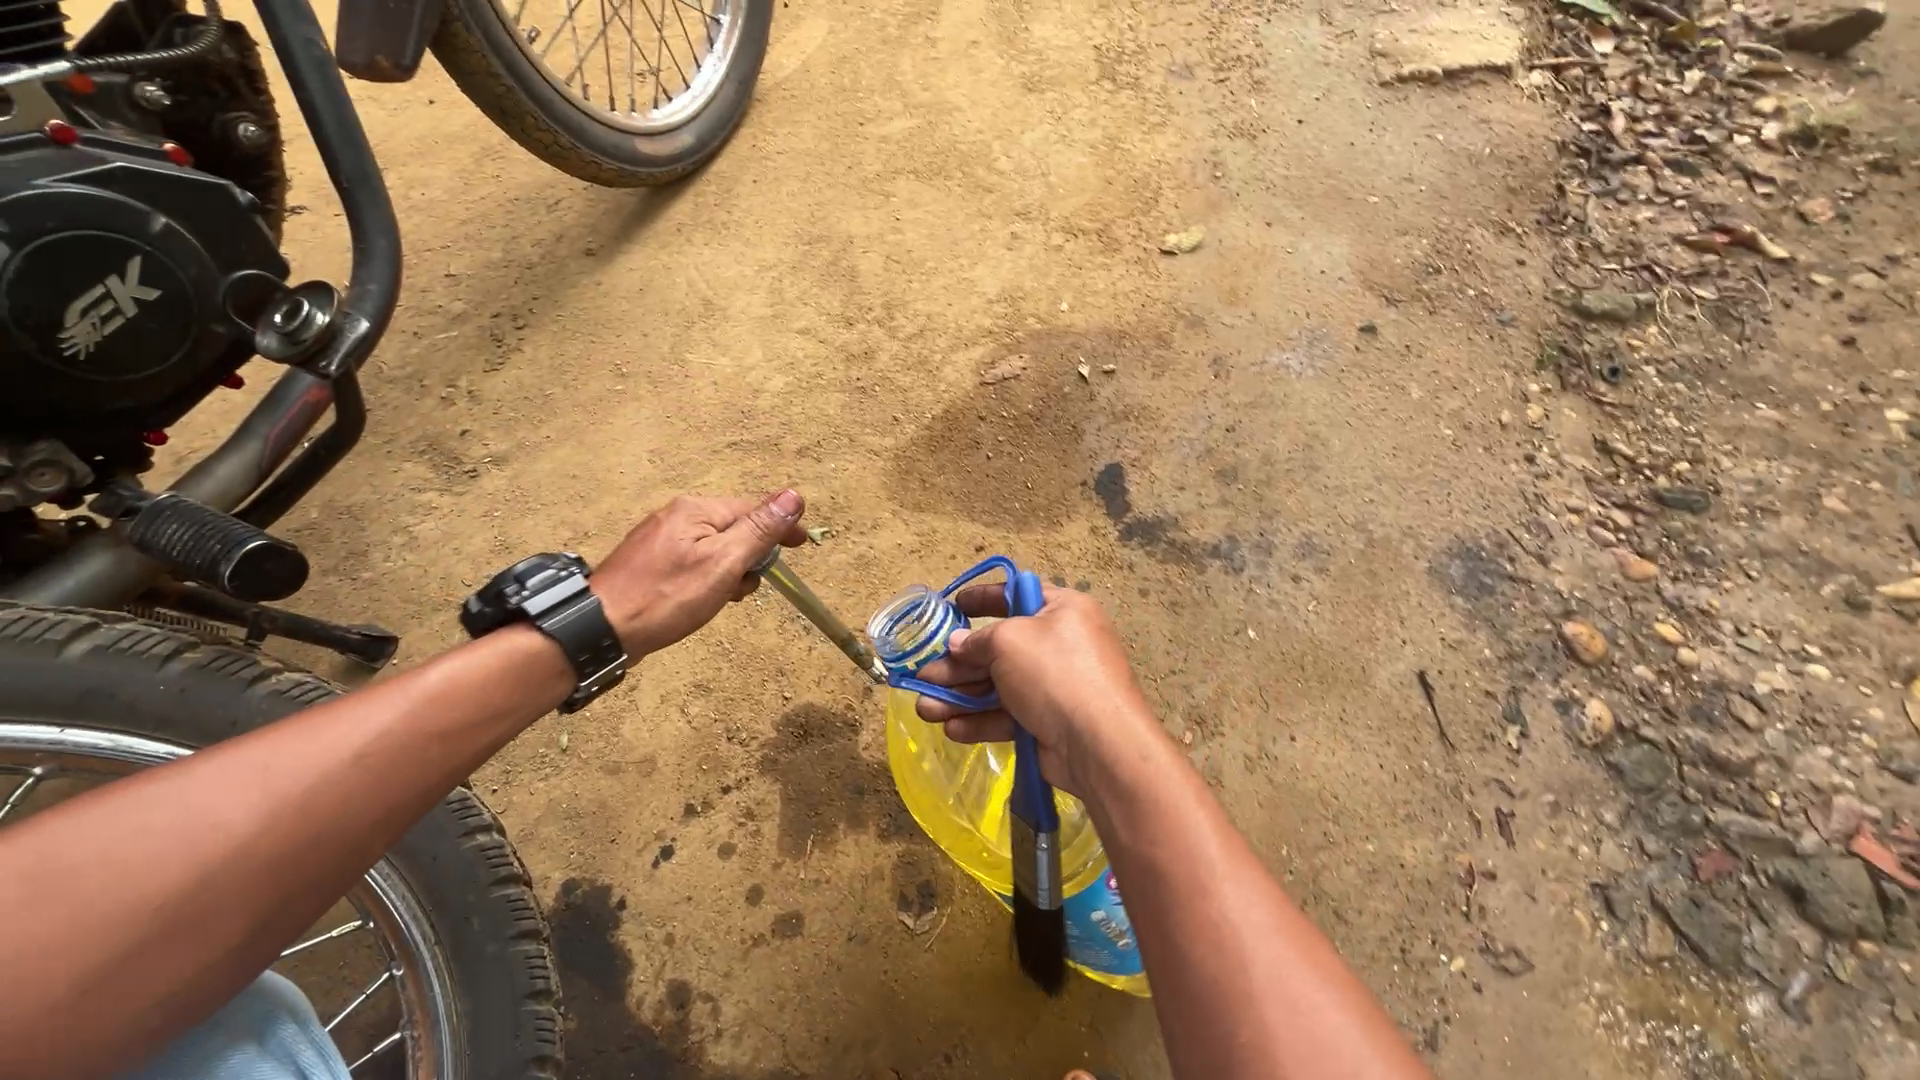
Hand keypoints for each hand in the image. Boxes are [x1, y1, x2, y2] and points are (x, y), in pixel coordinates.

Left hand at [592, 490, 807, 656]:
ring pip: (715, 548)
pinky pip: (694, 560)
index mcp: (696, 510)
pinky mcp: (650, 561)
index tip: (802, 545)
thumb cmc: (668, 596)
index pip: (752, 510)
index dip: (780, 527)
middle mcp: (677, 515)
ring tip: (719, 600)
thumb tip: (793, 496)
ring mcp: (660, 538)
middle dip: (750, 557)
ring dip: (729, 572)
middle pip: (733, 528)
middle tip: (742, 588)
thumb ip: (759, 530)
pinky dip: (708, 577)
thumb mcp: (724, 563)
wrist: (601, 629)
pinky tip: (698, 600)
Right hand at [912, 584, 1164, 796]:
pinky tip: (950, 729)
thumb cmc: (1055, 672)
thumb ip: (978, 640)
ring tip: (924, 710)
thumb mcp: (1010, 641)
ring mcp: (1054, 687)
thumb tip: (957, 643)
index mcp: (1062, 611)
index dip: (984, 599)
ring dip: (960, 697)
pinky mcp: (1048, 723)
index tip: (954, 604)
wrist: (1098, 744)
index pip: (1017, 595)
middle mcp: (1060, 645)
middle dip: (958, 664)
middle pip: (999, 648)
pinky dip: (979, 721)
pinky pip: (1008, 716)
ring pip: (998, 687)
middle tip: (923, 675)